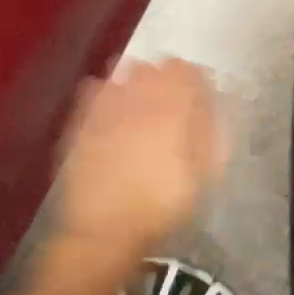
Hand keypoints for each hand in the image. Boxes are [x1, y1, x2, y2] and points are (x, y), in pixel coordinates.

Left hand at [58, 59, 225, 261]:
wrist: (106, 228)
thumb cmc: (161, 206)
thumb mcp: (202, 174)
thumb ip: (209, 133)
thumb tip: (211, 106)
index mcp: (173, 107)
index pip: (186, 70)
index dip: (195, 79)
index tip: (200, 95)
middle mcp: (139, 96)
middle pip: (154, 66)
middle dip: (166, 78)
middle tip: (172, 102)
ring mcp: (106, 104)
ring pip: (124, 71)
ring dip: (136, 81)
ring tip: (141, 105)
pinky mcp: (82, 118)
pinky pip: (95, 89)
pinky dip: (107, 93)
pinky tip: (112, 113)